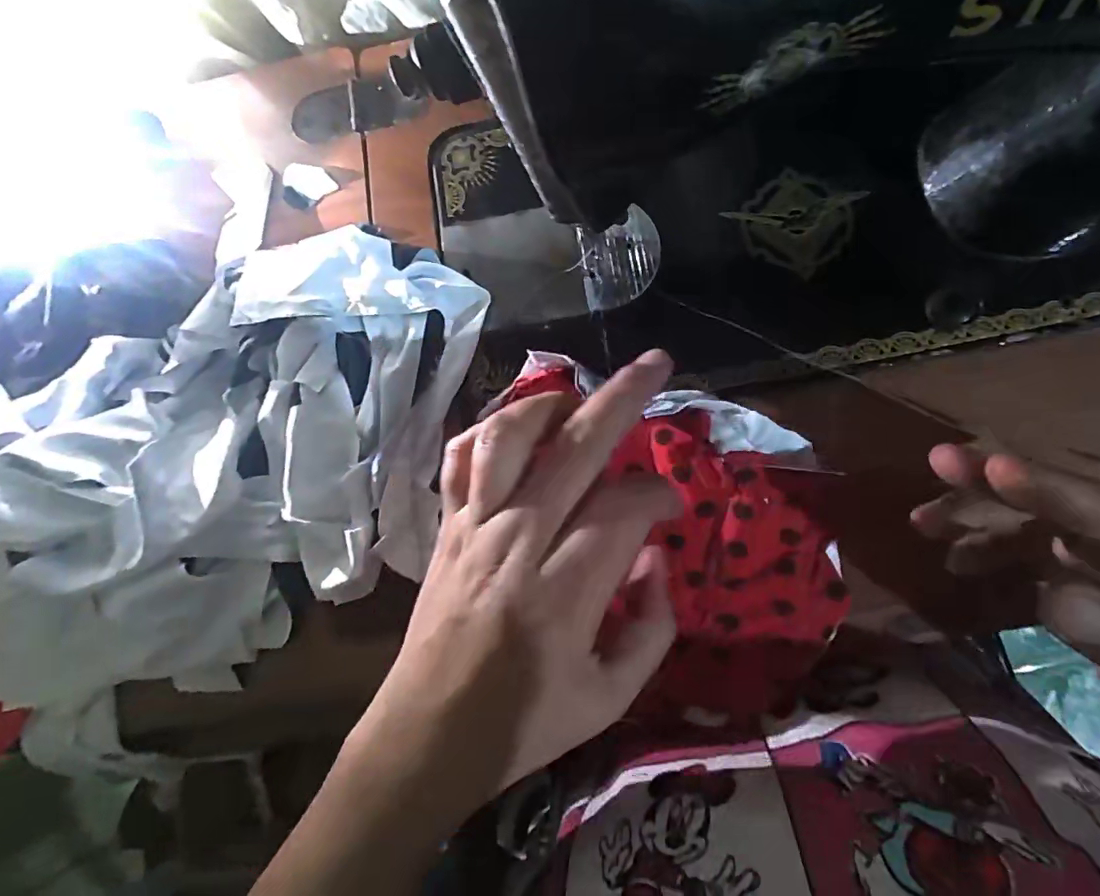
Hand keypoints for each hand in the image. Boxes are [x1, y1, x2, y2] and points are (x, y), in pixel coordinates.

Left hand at [351, 349, 681, 807]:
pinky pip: (461, 458)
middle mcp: (517, 543)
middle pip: (575, 449)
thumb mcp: (611, 696)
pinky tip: (518, 428)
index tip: (672, 507)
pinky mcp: (446, 527)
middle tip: (657, 364)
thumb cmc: (525, 723)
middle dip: (624, 398)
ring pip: (508, 438)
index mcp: (563, 593)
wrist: (427, 735)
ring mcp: (474, 528)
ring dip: (549, 406)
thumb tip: (655, 556)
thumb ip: (653, 626)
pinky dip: (490, 430)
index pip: (623, 509)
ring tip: (579, 398)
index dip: (659, 494)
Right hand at [914, 446, 1099, 892]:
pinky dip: (998, 548)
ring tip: (925, 519)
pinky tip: (959, 559)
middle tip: (939, 462)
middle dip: (1009, 482)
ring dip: (990, 512)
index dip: (1065, 494)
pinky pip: (1045, 545)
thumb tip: (1052, 599)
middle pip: (1088, 492)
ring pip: (1056, 512)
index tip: (996, 468)